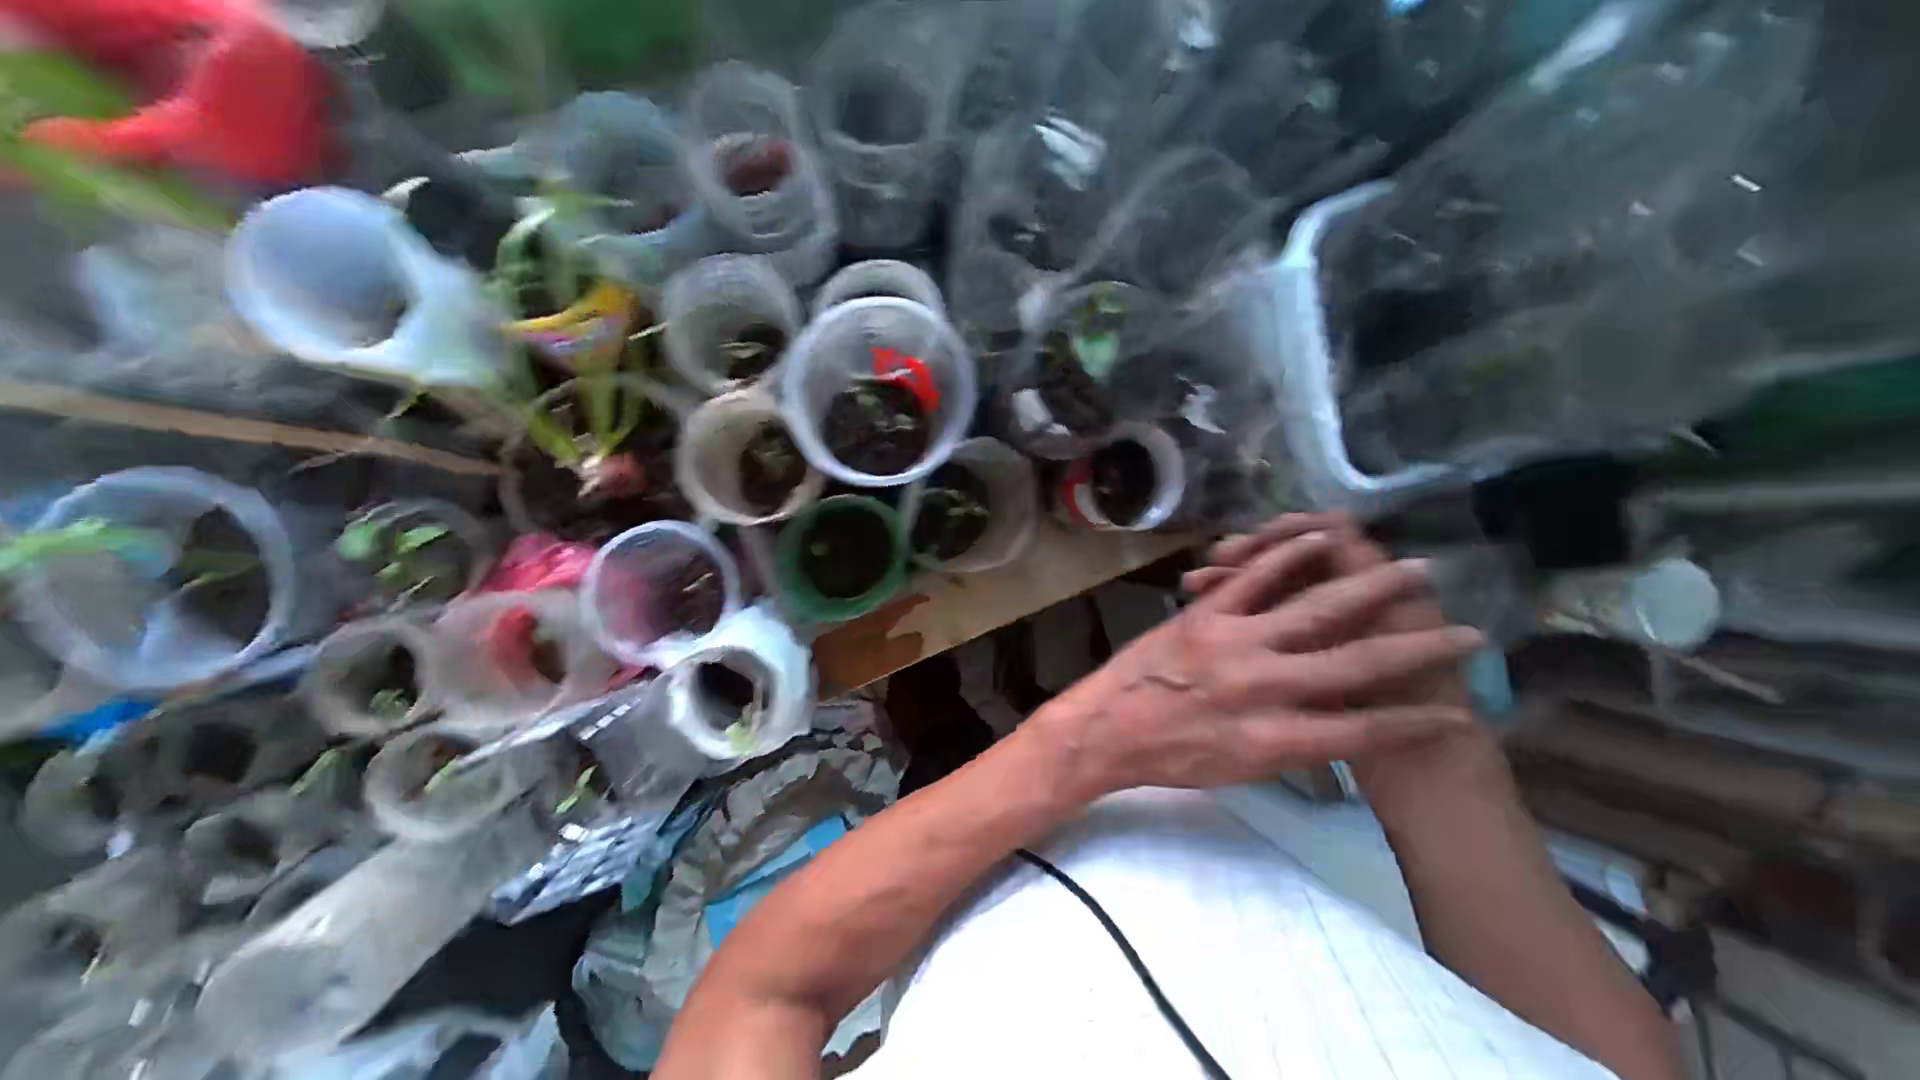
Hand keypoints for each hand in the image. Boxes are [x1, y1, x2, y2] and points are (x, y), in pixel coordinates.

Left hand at [1186, 514, 1500, 810]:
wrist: (1104, 729)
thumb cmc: (1172, 760)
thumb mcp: (1240, 772)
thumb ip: (1296, 750)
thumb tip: (1347, 730)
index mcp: (1273, 740)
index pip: (1364, 733)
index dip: (1417, 725)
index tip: (1462, 717)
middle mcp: (1261, 688)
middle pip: (1356, 664)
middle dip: (1419, 650)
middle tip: (1468, 632)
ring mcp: (1232, 642)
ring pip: (1315, 610)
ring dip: (1371, 587)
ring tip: (1417, 569)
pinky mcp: (1205, 614)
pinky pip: (1255, 578)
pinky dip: (1290, 555)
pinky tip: (1325, 539)